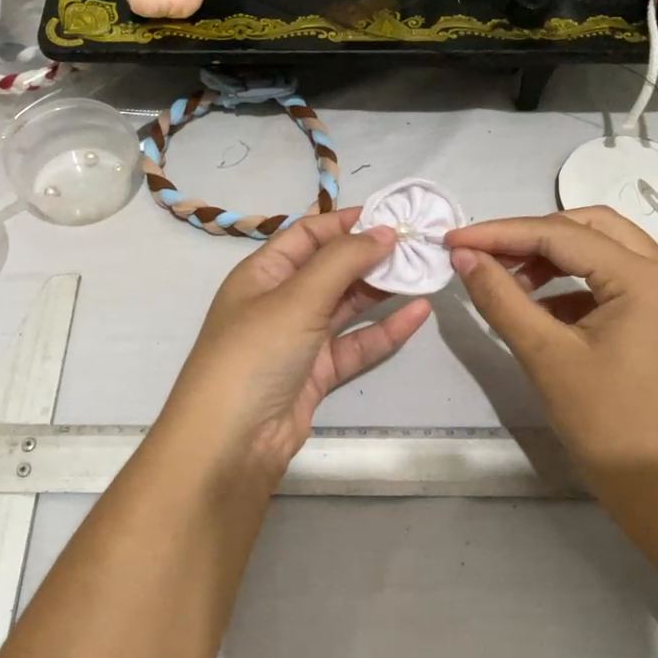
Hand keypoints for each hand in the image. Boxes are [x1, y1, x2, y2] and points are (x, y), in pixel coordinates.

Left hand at [161, 209, 435, 476]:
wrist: (231, 441)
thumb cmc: (256, 354)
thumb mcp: (296, 299)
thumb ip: (342, 262)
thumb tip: (383, 231)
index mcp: (262, 274)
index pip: (307, 235)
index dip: (347, 223)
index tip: (393, 216)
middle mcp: (279, 302)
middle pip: (330, 269)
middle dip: (371, 255)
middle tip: (420, 245)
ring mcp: (298, 340)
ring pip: (346, 306)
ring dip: (382, 290)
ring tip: (426, 273)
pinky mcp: (316, 374)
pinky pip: (355, 344)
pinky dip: (385, 330)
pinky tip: (418, 313)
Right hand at [444, 207, 657, 504]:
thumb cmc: (604, 421)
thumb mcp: (544, 354)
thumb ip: (500, 297)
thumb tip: (463, 257)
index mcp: (647, 279)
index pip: (563, 235)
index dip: (502, 233)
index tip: (454, 241)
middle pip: (591, 227)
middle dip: (532, 236)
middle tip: (484, 256)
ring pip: (606, 249)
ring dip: (554, 257)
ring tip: (508, 283)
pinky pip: (616, 280)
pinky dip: (575, 283)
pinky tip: (540, 308)